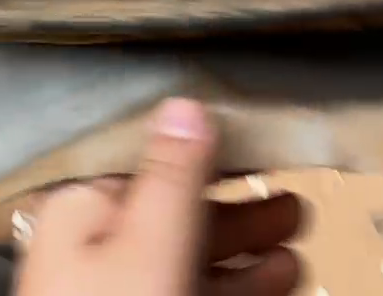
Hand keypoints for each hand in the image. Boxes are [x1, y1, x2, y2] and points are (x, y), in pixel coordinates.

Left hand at [13, 99, 305, 295]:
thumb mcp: (147, 244)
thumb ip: (169, 176)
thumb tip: (184, 105)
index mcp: (83, 208)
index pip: (154, 166)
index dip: (211, 159)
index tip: (262, 152)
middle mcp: (93, 243)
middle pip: (179, 214)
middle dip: (240, 210)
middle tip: (296, 204)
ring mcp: (115, 287)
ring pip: (190, 259)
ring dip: (247, 252)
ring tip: (298, 244)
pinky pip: (191, 291)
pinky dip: (234, 287)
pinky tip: (277, 283)